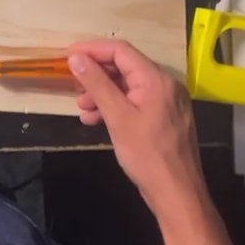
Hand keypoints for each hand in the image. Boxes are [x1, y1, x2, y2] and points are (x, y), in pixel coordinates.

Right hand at [67, 38, 207, 220]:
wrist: (177, 195)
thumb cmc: (146, 155)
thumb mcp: (117, 116)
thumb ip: (96, 83)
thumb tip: (75, 57)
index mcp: (156, 79)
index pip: (120, 50)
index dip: (91, 49)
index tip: (67, 57)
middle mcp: (165, 85)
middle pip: (124, 66)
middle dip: (95, 74)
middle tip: (73, 85)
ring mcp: (167, 101)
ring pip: (127, 85)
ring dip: (102, 92)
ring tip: (82, 107)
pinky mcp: (164, 117)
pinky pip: (135, 101)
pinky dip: (114, 105)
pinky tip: (96, 119)